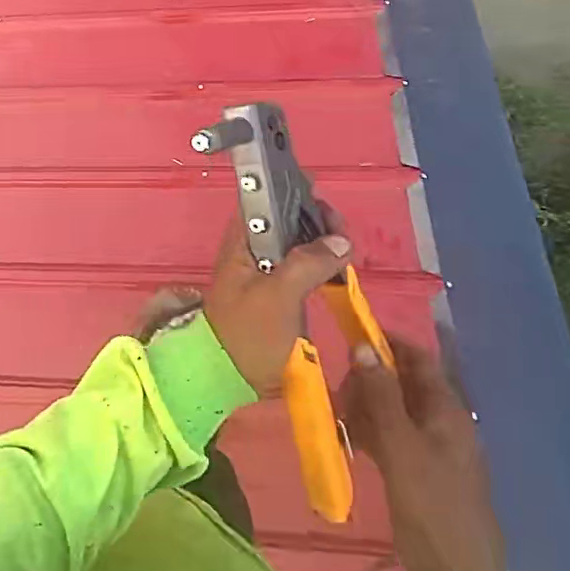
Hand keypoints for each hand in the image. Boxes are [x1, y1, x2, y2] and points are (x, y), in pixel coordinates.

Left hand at [204, 209, 351, 396]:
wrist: (226, 376)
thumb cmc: (248, 332)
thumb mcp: (278, 295)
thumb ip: (307, 263)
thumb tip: (340, 240)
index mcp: (241, 240)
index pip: (263, 199)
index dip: (292, 194)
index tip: (322, 204)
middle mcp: (250, 247)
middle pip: (284, 219)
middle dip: (314, 220)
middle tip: (341, 234)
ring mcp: (262, 269)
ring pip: (294, 242)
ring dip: (319, 241)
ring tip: (343, 249)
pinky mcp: (274, 290)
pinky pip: (299, 265)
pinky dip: (318, 263)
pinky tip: (336, 269)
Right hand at [338, 334, 522, 570]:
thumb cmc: (431, 502)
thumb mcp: (401, 444)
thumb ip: (381, 395)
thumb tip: (363, 345)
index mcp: (445, 411)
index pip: (418, 359)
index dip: (388, 341)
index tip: (350, 330)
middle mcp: (438, 421)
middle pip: (399, 381)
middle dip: (366, 377)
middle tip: (337, 388)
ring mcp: (426, 446)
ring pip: (388, 408)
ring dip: (362, 404)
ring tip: (337, 413)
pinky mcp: (413, 468)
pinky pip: (386, 434)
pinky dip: (366, 429)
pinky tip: (347, 436)